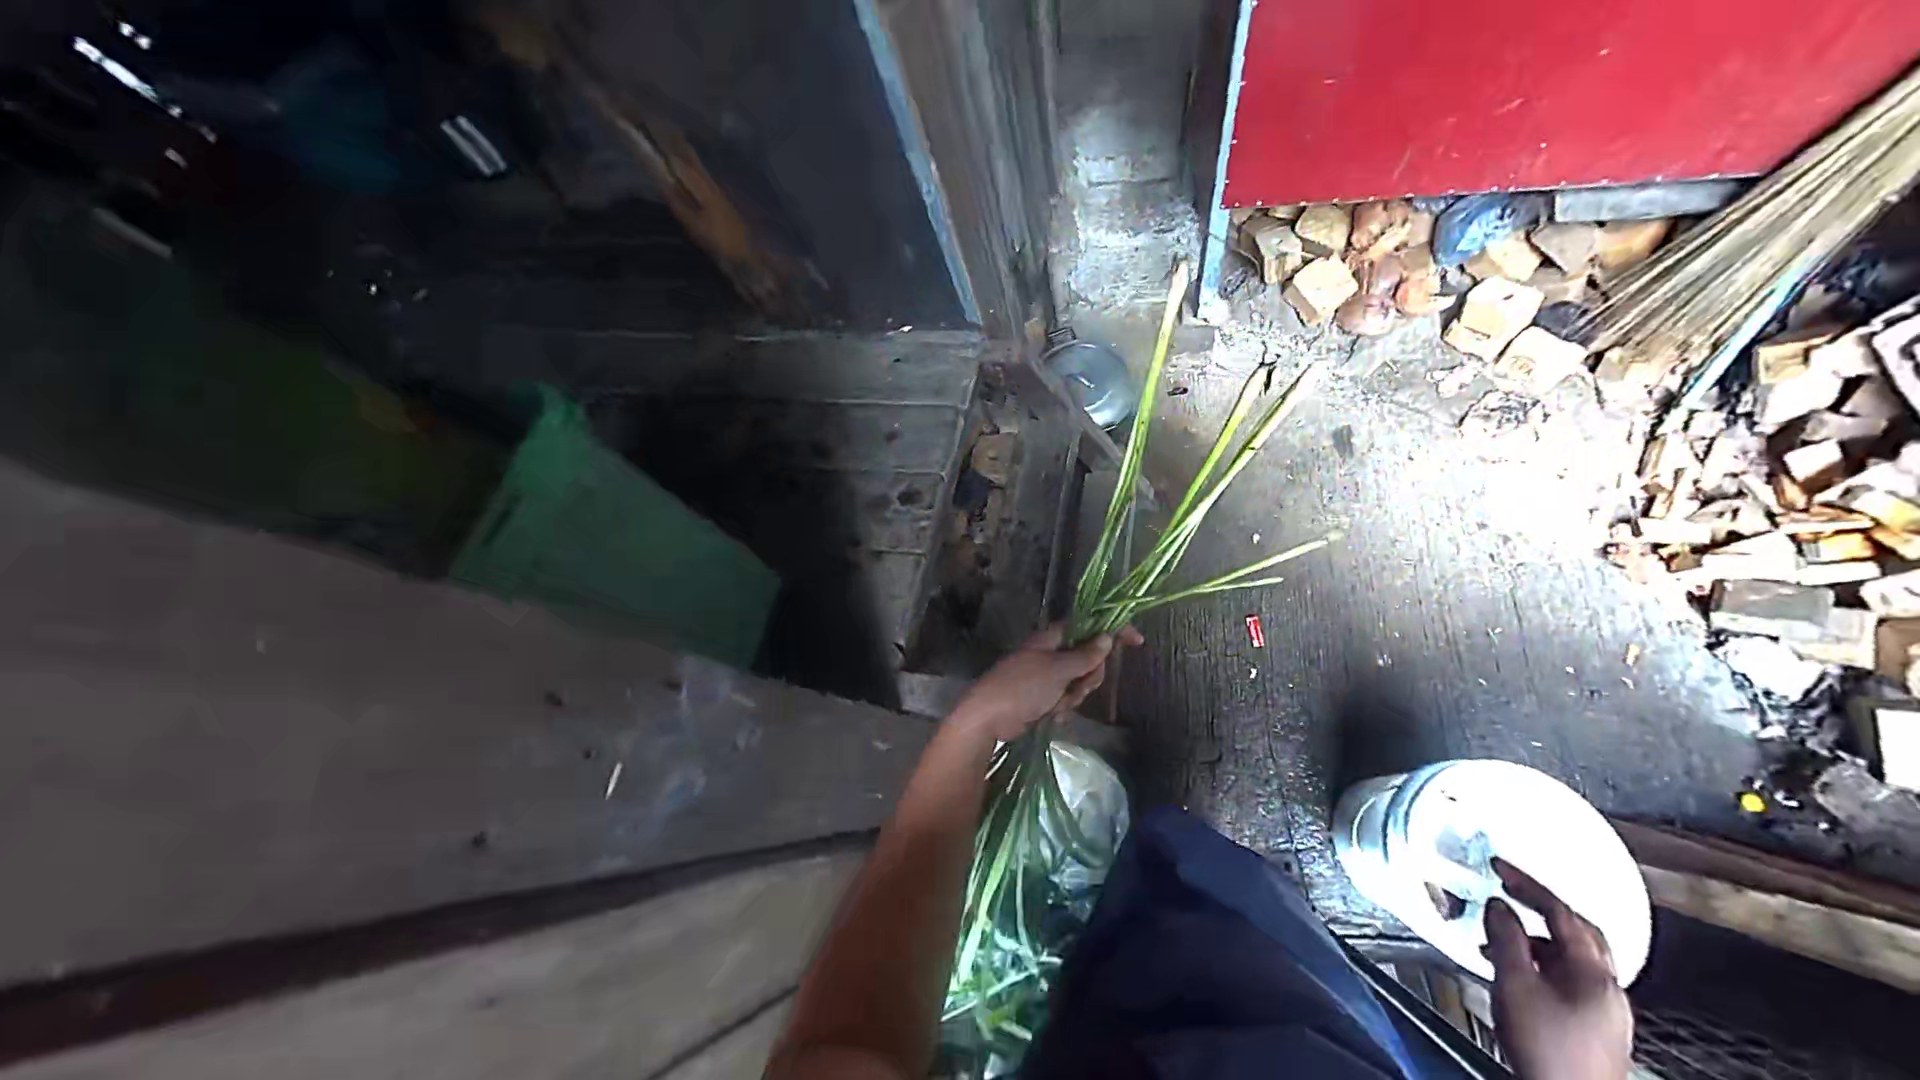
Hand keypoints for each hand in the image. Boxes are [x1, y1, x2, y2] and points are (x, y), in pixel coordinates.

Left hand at [945, 623, 1142, 741]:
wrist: (988, 718)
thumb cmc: (1021, 686)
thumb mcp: (1057, 669)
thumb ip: (1085, 655)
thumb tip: (1107, 637)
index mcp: (1052, 638)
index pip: (1089, 627)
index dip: (1113, 631)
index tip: (1137, 641)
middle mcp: (1051, 654)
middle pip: (1089, 659)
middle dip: (1088, 677)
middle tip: (1075, 686)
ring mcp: (1047, 676)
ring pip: (1080, 683)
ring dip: (1073, 696)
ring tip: (1057, 703)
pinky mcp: (1043, 697)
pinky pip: (1066, 699)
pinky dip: (1062, 708)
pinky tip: (1050, 715)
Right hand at [1484, 858, 1633, 1079]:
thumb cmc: (1543, 1043)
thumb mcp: (1513, 983)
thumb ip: (1505, 938)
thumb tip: (1499, 905)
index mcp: (1594, 974)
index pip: (1562, 914)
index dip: (1527, 885)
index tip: (1498, 866)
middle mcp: (1608, 989)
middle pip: (1579, 934)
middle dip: (1541, 908)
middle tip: (1509, 890)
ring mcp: (1606, 1011)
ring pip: (1572, 958)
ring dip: (1537, 938)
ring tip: (1500, 935)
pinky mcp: (1596, 1028)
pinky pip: (1569, 978)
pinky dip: (1541, 962)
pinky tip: (1516, 970)